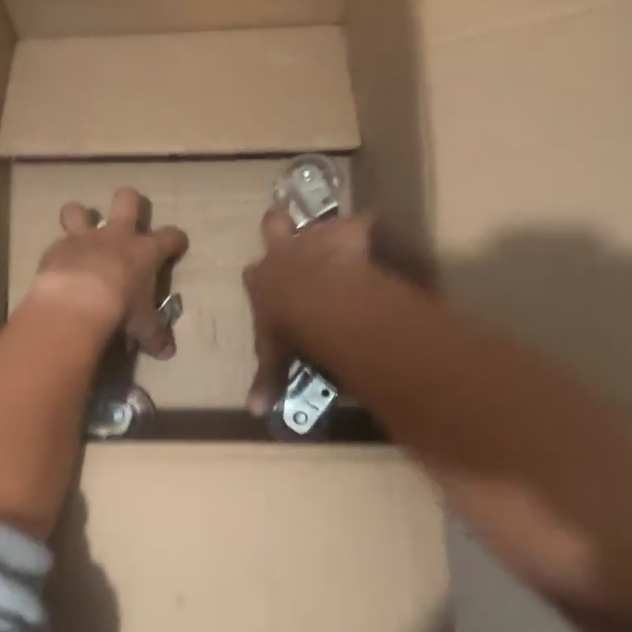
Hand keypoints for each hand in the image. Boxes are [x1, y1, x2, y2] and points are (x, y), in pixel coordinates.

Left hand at [34, 187, 189, 357]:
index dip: (176, 239)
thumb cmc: (120, 310)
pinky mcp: (56, 249)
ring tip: (79, 229)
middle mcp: (115, 236)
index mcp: (145, 251)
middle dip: (130, 202)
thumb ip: (154, 335)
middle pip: (127, 199)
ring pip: (78, 209)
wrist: (76, 303)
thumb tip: (167, 352)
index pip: (170, 236)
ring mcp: (83, 238)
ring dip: (79, 217)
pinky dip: (59, 253)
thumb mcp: (143, 326)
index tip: (177, 245)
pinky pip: (57, 243)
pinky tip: (59, 266)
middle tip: (128, 216)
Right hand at [243, 208, 375, 412]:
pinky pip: (362, 224)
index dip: (259, 279)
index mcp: (261, 281)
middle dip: (277, 227)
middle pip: (272, 224)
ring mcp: (316, 236)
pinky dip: (370, 234)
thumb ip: (268, 377)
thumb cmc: (289, 327)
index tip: (265, 285)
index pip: (251, 275)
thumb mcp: (276, 355)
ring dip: (327, 230)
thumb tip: (253, 410)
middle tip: (288, 236)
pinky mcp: (351, 230)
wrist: (322, 296)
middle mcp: (283, 251)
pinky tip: (380, 245)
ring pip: (317, 221)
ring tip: (345, 243)